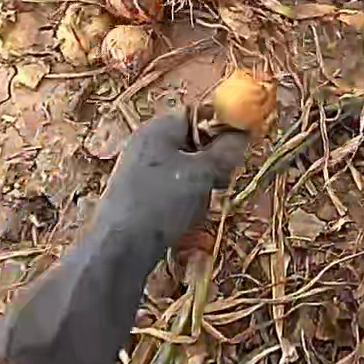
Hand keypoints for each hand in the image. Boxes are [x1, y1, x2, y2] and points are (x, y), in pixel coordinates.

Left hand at [95, 110, 249, 249]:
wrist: (119, 250)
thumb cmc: (163, 201)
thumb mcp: (203, 172)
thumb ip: (227, 149)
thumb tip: (244, 133)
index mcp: (159, 129)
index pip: (198, 113)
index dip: (222, 124)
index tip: (240, 142)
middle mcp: (146, 143)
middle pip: (192, 138)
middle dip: (214, 155)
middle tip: (227, 173)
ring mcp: (139, 168)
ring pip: (185, 163)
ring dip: (203, 176)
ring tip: (209, 196)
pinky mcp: (138, 192)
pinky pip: (172, 182)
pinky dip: (187, 191)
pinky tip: (192, 210)